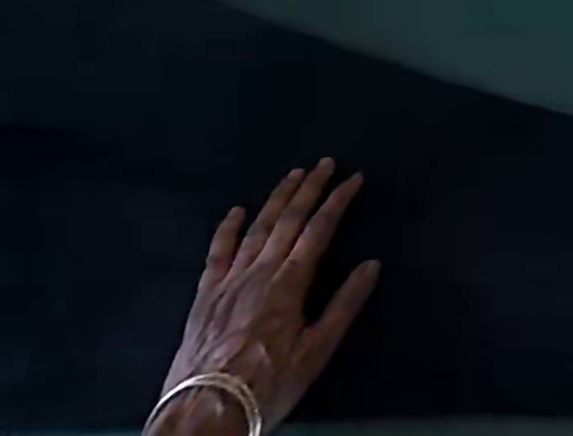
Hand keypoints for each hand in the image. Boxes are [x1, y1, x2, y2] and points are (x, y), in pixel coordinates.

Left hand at [153, 159, 379, 435]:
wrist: (201, 419)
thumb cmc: (267, 385)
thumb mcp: (316, 351)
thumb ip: (345, 305)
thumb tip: (371, 264)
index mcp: (290, 282)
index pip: (320, 228)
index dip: (338, 199)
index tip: (354, 178)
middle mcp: (260, 271)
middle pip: (289, 218)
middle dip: (310, 187)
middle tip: (325, 163)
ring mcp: (228, 281)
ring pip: (257, 227)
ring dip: (277, 197)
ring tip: (293, 175)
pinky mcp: (204, 297)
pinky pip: (216, 253)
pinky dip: (227, 229)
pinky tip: (236, 211)